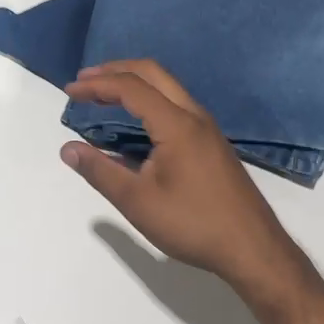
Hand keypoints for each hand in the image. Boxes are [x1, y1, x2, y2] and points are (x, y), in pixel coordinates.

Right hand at [61, 60, 303, 294]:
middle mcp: (194, 116)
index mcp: (176, 124)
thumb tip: (67, 149)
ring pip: (167, 87)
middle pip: (151, 73)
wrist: (256, 253)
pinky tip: (134, 122)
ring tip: (103, 96)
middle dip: (114, 70)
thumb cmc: (194, 224)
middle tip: (84, 81)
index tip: (69, 92)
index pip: (130, 87)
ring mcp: (207, 129)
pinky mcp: (212, 144)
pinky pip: (175, 104)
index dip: (96, 85)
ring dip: (133, 83)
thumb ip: (99, 171)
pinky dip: (148, 99)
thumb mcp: (137, 202)